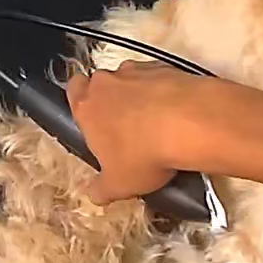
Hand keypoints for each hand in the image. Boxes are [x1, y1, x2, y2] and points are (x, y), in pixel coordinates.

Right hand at [64, 62, 217, 203]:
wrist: (188, 124)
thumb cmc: (144, 153)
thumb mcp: (118, 184)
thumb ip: (101, 188)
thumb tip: (95, 194)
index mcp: (87, 106)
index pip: (74, 90)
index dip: (82, 101)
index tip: (93, 118)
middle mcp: (109, 82)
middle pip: (104, 84)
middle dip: (113, 101)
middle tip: (125, 127)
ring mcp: (138, 71)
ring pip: (132, 79)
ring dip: (140, 95)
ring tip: (156, 122)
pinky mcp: (167, 68)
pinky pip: (160, 78)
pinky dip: (165, 91)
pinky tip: (177, 113)